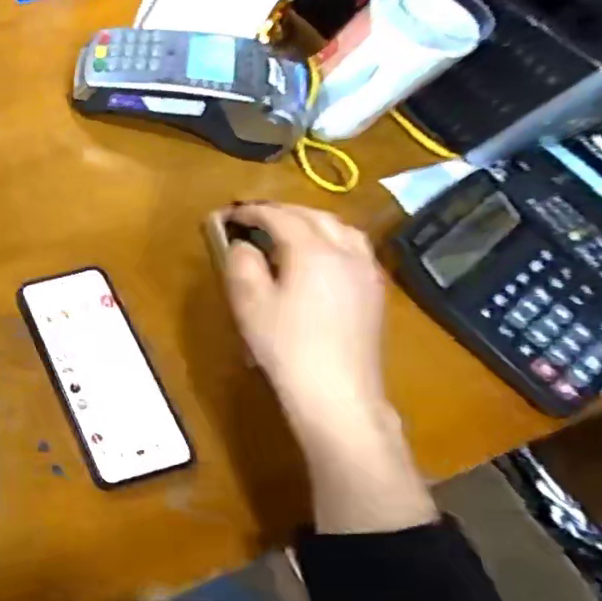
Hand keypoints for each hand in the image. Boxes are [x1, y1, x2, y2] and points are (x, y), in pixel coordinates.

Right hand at [221, 203, 388, 424]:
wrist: (335, 389)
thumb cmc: (285, 344)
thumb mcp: (249, 302)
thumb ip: (241, 263)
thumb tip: (242, 245)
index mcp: (313, 250)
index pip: (280, 216)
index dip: (251, 212)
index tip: (227, 214)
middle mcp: (346, 251)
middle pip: (314, 215)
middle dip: (282, 211)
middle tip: (252, 218)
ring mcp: (366, 271)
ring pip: (340, 228)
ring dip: (310, 221)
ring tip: (285, 230)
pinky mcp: (374, 290)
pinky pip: (353, 248)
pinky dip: (329, 238)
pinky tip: (315, 255)